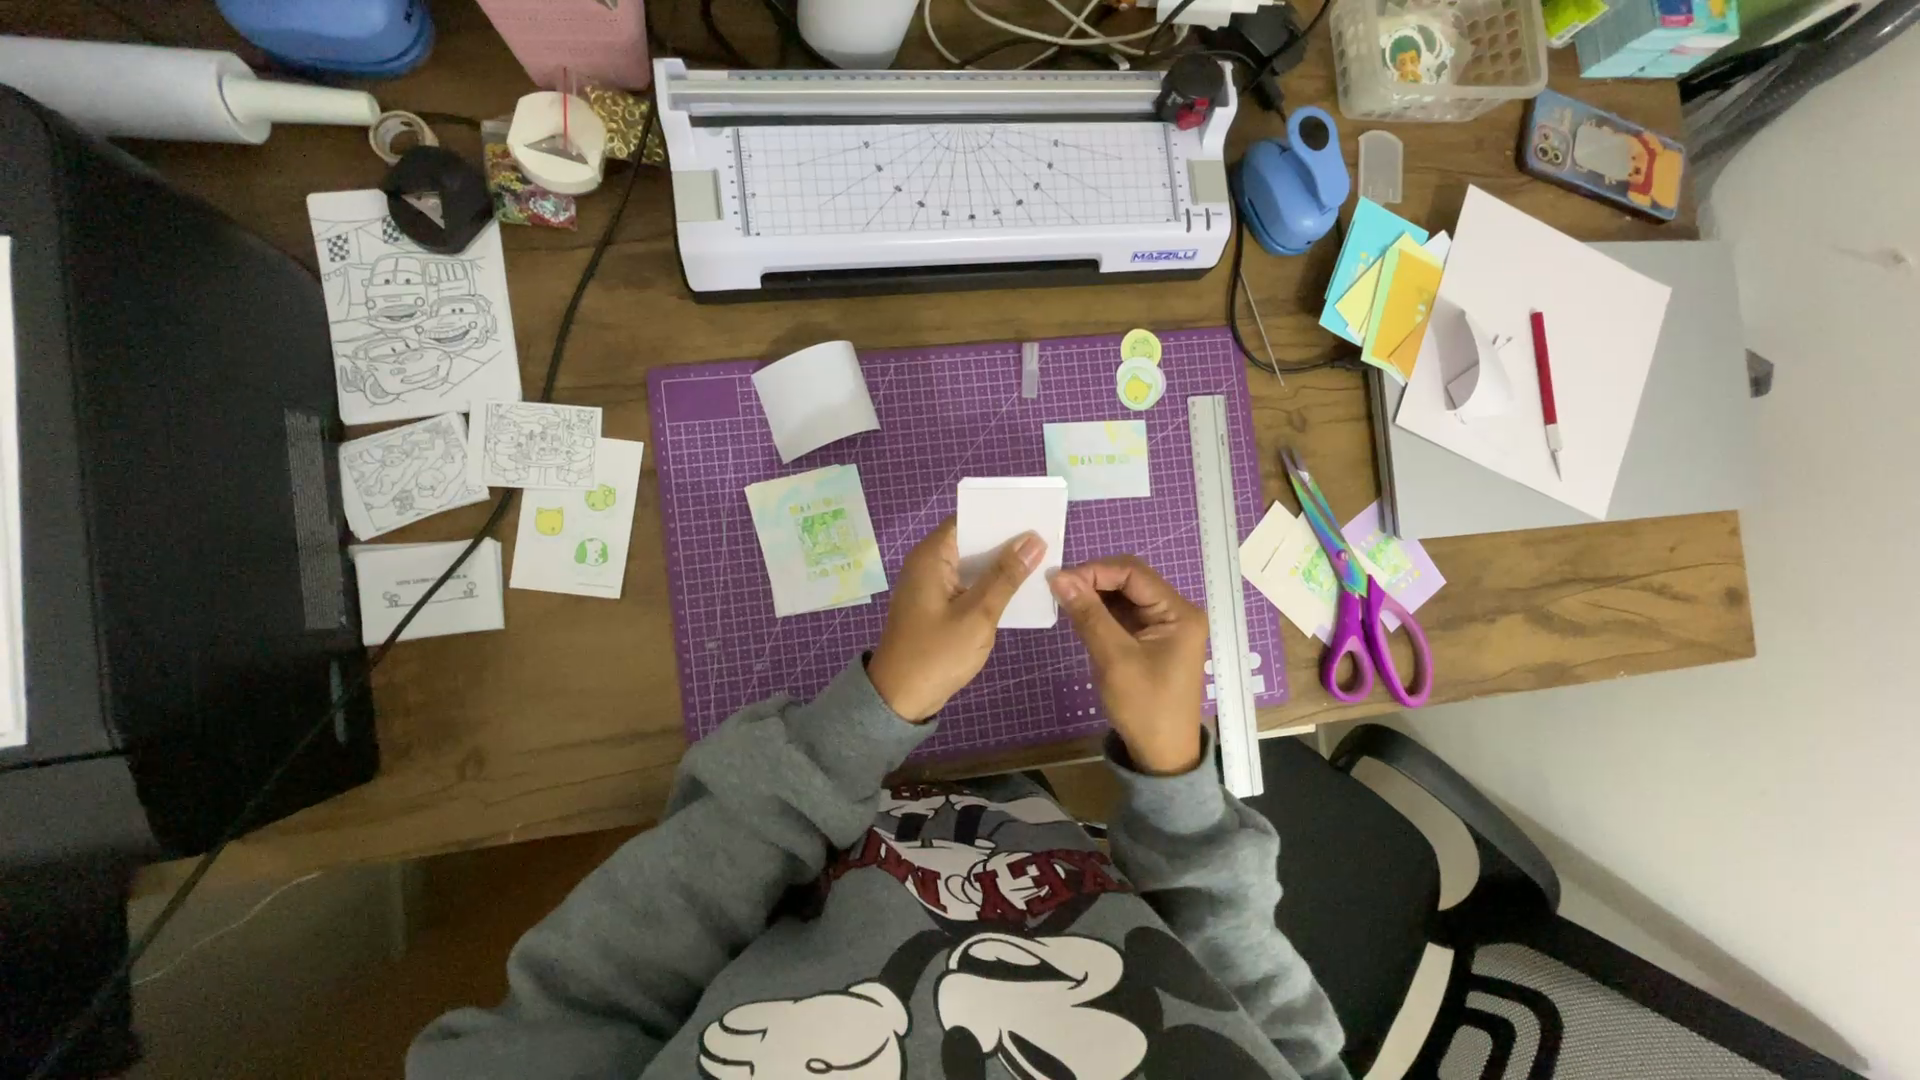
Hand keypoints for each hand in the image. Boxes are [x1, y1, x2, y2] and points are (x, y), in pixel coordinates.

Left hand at [867, 519, 1043, 722]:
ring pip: (970, 563)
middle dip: (1005, 539)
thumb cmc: (937, 653)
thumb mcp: (978, 615)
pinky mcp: (935, 604)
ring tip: (1040, 558)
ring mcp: (930, 585)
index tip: (1033, 515)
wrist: (900, 697)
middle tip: (1045, 537)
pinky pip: (965, 583)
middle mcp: (927, 563)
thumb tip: (1033, 540)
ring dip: (999, 563)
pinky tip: (1016, 587)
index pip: (968, 520)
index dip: (999, 516)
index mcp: (931, 557)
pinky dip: (987, 583)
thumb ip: (1006, 577)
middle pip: (970, 540)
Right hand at [1050, 557, 1207, 774]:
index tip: (1059, 580)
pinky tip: (1079, 615)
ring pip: (1124, 596)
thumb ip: (1088, 614)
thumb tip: (1058, 577)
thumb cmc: (1144, 707)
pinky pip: (1124, 615)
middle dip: (1094, 581)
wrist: (1162, 755)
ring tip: (1064, 600)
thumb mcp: (1114, 659)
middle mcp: (1176, 612)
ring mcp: (1164, 626)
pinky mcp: (1152, 640)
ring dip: (1095, 596)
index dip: (1095, 570)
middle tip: (1058, 589)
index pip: (1133, 573)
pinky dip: (1101, 612)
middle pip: (1130, 580)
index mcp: (1179, 612)